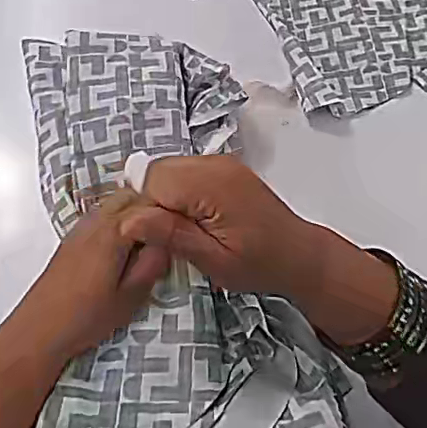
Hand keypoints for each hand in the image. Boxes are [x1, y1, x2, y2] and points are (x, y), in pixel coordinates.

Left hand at [6, 190, 182, 361]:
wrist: (40, 330)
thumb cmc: (86, 316)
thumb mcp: (131, 296)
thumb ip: (153, 263)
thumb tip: (168, 242)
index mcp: (113, 231)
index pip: (151, 205)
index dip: (171, 214)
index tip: (183, 229)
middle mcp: (96, 221)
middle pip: (132, 195)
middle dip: (154, 206)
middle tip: (170, 231)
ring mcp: (82, 227)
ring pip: (116, 202)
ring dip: (136, 212)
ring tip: (151, 239)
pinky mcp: (74, 237)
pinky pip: (104, 214)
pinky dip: (120, 220)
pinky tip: (126, 246)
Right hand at [136, 154, 326, 296]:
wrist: (297, 255)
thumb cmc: (260, 264)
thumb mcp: (214, 260)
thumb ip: (172, 236)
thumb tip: (129, 220)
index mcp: (213, 184)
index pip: (152, 181)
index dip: (145, 211)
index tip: (157, 240)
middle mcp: (215, 164)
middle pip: (157, 171)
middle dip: (154, 204)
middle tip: (172, 238)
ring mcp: (220, 163)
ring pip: (168, 171)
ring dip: (167, 199)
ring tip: (187, 231)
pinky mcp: (223, 169)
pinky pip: (185, 173)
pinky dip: (180, 194)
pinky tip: (195, 220)